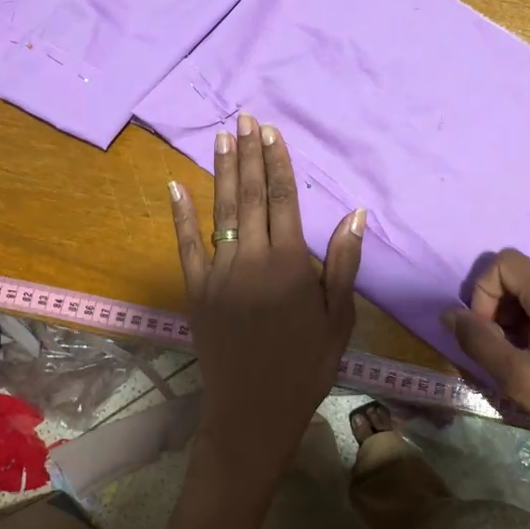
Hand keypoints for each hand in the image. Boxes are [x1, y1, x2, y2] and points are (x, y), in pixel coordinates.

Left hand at [168, 113, 363, 481]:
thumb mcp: (339, 317)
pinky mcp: (196, 290)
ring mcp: (219, 273)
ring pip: (221, 210)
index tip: (272, 131)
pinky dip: (180, 214)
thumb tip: (354, 212)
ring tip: (222, 137)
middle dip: (249, 154)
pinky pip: (186, 245)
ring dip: (222, 170)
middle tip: (245, 118)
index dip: (278, 162)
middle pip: (250, 195)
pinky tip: (175, 184)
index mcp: (290, 263)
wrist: (255, 410)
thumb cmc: (307, 364)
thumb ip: (343, 262)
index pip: (284, 199)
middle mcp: (252, 259)